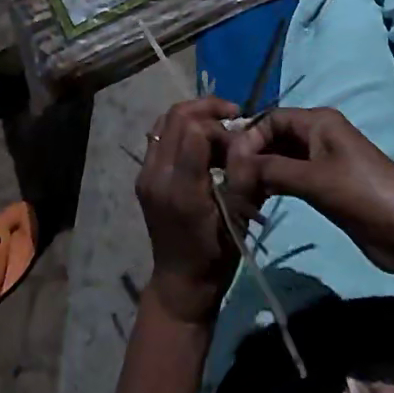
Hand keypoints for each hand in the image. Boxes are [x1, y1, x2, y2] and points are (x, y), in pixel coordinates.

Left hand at [135, 97, 240, 322]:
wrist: (180, 283)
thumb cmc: (216, 256)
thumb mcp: (238, 218)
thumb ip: (244, 175)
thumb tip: (250, 138)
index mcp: (182, 188)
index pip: (194, 130)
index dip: (221, 127)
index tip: (240, 138)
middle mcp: (157, 175)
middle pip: (176, 116)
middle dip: (208, 109)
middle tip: (234, 115)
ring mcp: (145, 174)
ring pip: (165, 121)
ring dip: (193, 115)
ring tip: (218, 125)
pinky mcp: (143, 176)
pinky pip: (159, 136)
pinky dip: (181, 129)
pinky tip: (201, 140)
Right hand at [226, 107, 393, 273]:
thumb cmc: (363, 195)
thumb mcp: (314, 179)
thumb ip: (271, 170)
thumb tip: (235, 169)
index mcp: (318, 121)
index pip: (270, 119)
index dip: (248, 138)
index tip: (231, 165)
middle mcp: (317, 135)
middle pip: (272, 137)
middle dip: (250, 157)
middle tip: (233, 185)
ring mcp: (321, 161)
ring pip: (278, 159)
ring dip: (258, 174)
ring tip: (242, 197)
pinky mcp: (324, 185)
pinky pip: (287, 178)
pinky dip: (270, 186)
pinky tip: (258, 203)